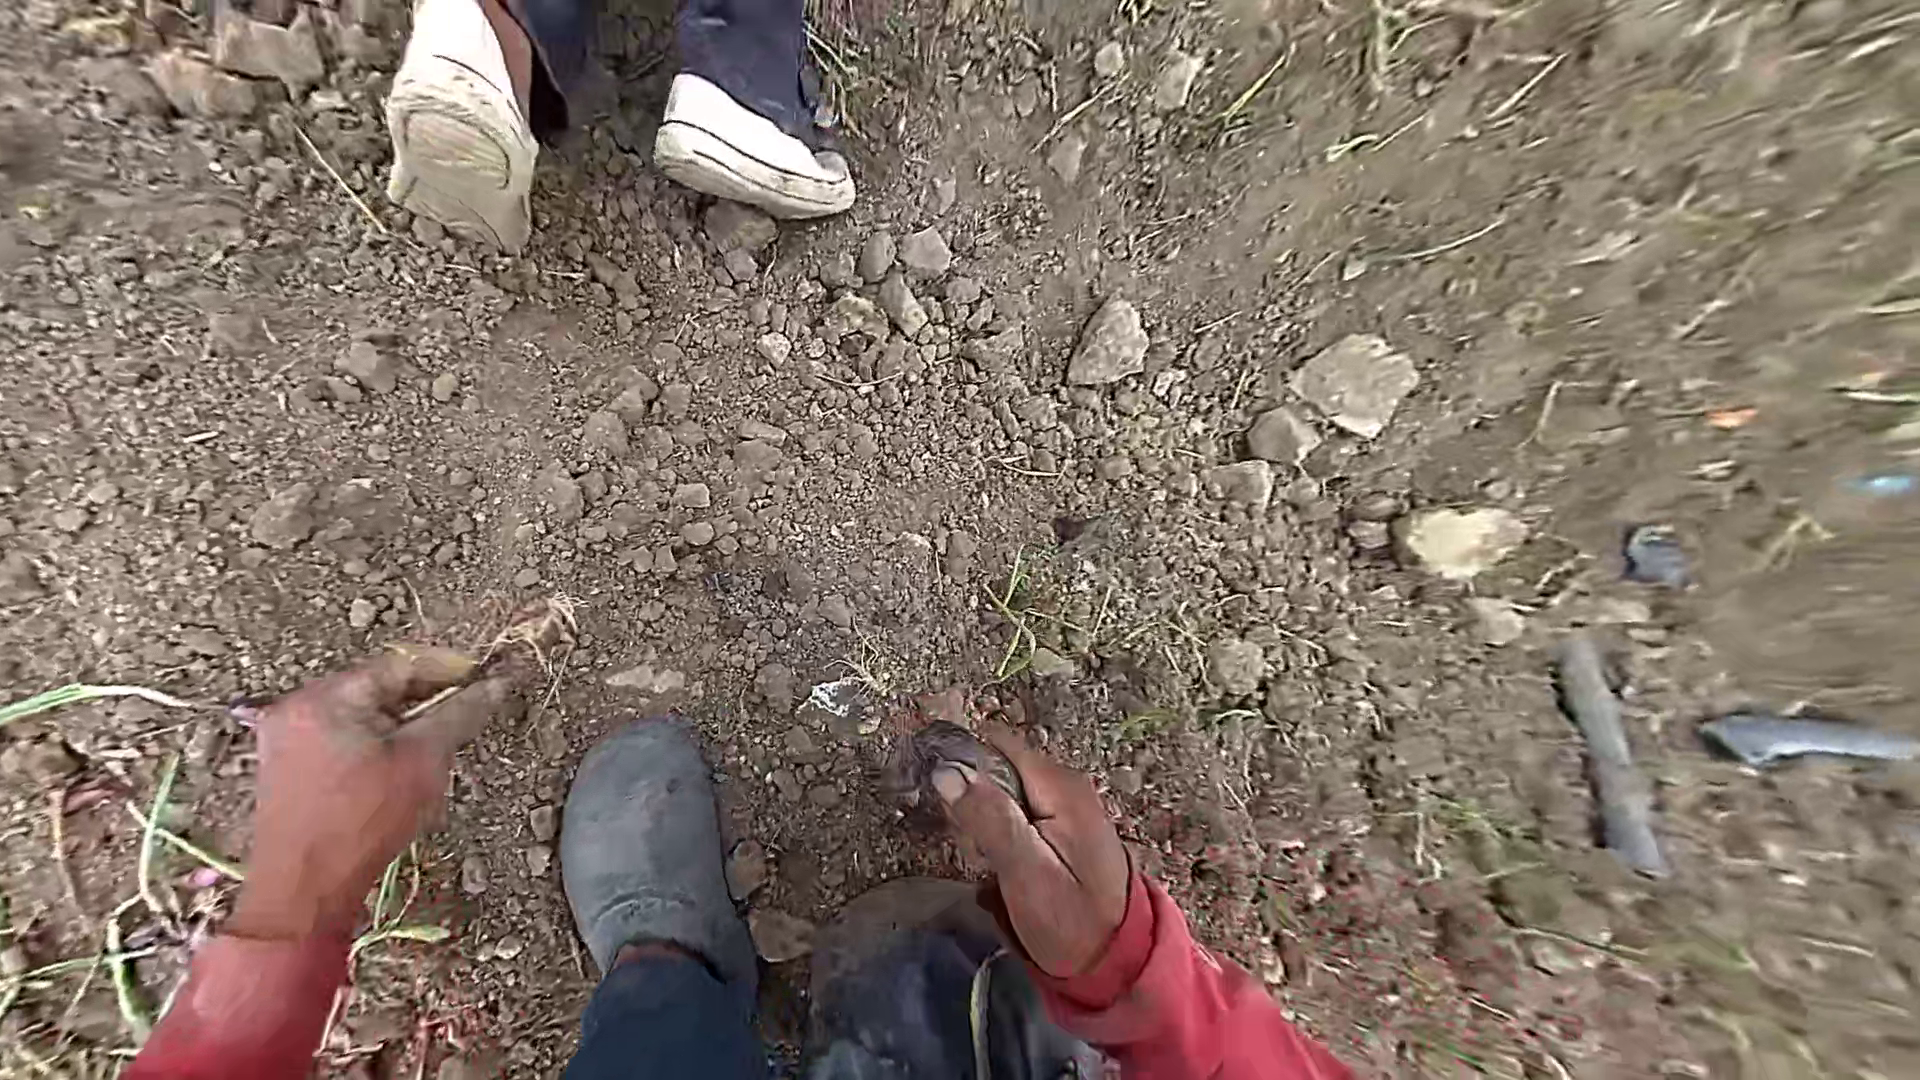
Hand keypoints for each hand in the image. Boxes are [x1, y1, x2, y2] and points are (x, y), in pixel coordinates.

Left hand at [229, 647, 514, 939]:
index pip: (404, 663)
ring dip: (413, 716)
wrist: (305, 889)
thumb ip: (464, 709)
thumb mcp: (427, 754)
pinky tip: (410, 756)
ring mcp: (290, 736)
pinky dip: (389, 734)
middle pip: (386, 683)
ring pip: (372, 707)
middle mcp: (299, 708)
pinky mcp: (293, 761)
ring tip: (445, 737)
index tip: (489, 682)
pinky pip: (353, 729)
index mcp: (326, 698)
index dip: (453, 669)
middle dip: (434, 694)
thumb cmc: (366, 816)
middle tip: (471, 711)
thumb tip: (498, 682)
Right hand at [935, 724, 1131, 976]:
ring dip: (987, 820)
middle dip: (977, 801)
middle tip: (977, 850)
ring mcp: (1066, 801)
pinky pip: (1019, 809)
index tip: (952, 807)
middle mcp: (1064, 781)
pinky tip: (1003, 865)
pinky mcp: (1063, 821)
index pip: (998, 746)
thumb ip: (990, 819)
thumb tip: (949, 772)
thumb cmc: (1071, 921)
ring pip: (1005, 789)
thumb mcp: (1026, 874)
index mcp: (1059, 785)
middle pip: (1000, 767)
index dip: (967, 768)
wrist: (1117, 965)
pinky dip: (1003, 832)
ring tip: (990, 863)